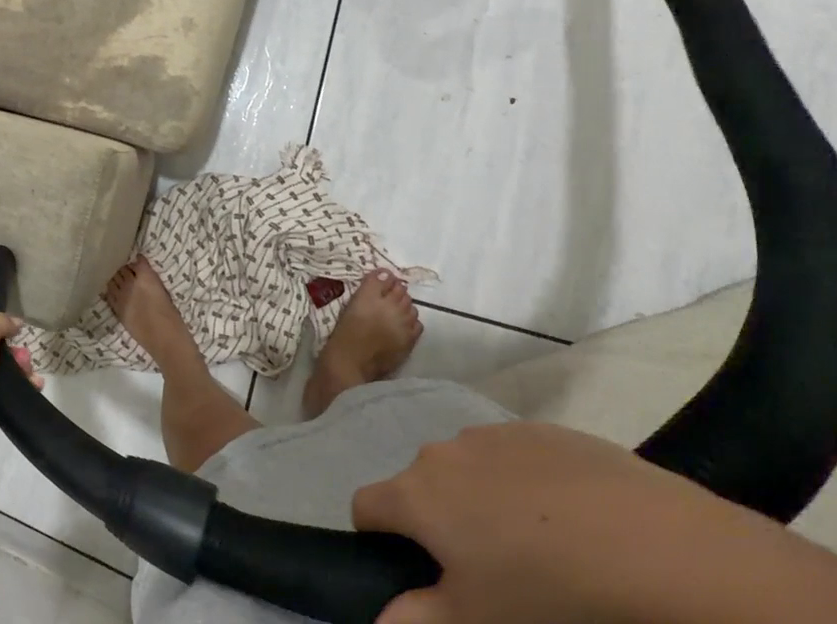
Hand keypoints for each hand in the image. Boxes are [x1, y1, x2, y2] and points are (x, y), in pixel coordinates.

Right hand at [352, 421, 773, 623]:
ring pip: (469, 467)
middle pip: (420, 484)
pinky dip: (532, 482)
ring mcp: (494, 435)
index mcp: (414, 496)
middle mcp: (440, 453)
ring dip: (484, 496)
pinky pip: (520, 456)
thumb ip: (415, 619)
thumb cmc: (555, 594)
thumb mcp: (480, 621)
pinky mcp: (548, 431)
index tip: (420, 570)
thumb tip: (383, 618)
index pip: (364, 507)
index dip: (380, 538)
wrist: (672, 556)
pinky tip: (581, 519)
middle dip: (442, 518)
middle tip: (492, 566)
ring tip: (544, 542)